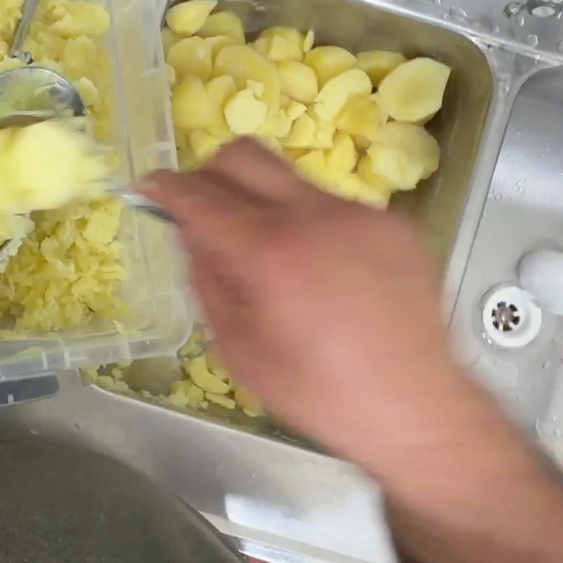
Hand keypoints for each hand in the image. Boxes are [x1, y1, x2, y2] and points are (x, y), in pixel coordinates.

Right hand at [138, 139, 492, 479]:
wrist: (415, 407)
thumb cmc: (315, 391)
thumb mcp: (236, 346)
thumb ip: (207, 278)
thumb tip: (192, 234)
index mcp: (270, 250)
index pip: (199, 195)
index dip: (164, 186)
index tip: (147, 186)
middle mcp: (315, 215)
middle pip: (243, 155)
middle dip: (208, 173)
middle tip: (199, 208)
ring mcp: (360, 214)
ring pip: (288, 180)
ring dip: (259, 202)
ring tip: (265, 257)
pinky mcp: (392, 224)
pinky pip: (329, 206)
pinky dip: (304, 224)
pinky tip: (315, 273)